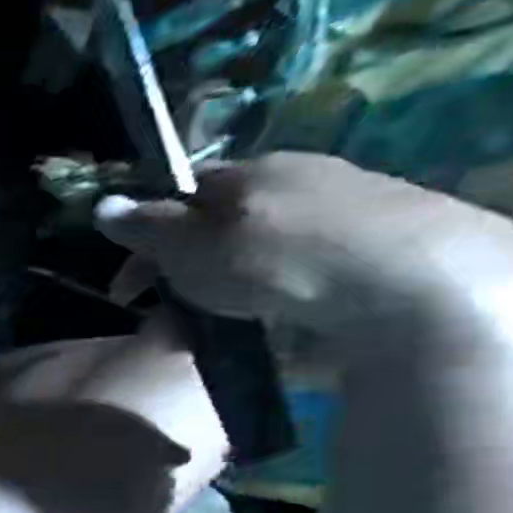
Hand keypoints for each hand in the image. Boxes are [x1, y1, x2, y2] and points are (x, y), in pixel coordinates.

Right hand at [94, 153, 512, 334]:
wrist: (410, 289)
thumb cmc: (279, 258)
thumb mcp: (191, 244)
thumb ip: (145, 228)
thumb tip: (102, 204)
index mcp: (255, 170)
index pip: (182, 193)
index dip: (145, 237)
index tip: (126, 287)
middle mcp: (295, 186)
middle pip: (210, 233)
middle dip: (174, 279)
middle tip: (156, 321)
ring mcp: (332, 224)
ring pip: (241, 266)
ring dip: (206, 304)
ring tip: (195, 342)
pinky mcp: (358, 265)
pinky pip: (280, 287)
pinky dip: (252, 312)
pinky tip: (246, 337)